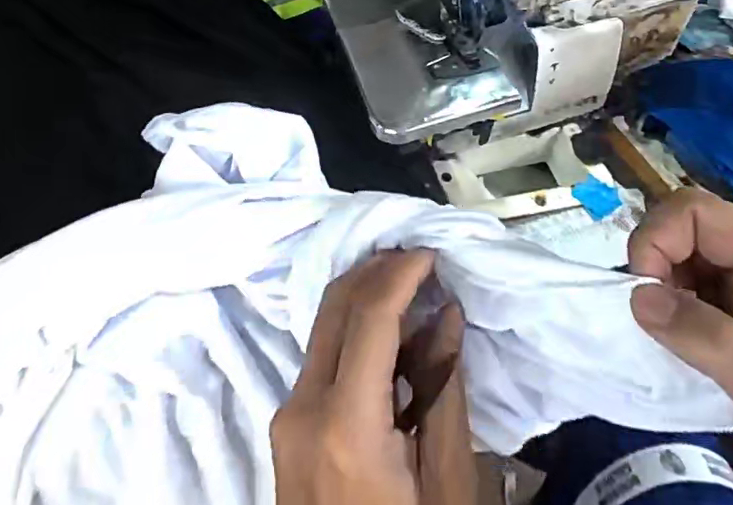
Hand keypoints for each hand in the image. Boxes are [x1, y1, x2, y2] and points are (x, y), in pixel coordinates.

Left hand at [272, 250, 476, 504]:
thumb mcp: (447, 484)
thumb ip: (443, 391)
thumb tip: (446, 316)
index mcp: (343, 423)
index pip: (369, 316)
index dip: (401, 273)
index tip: (430, 251)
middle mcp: (301, 406)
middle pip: (335, 307)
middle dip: (377, 270)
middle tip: (419, 258)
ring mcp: (285, 414)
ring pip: (323, 326)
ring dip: (363, 296)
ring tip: (409, 284)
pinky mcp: (285, 425)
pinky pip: (320, 356)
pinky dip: (353, 330)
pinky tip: (387, 331)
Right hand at [627, 189, 732, 504]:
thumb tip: (641, 295)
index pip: (702, 214)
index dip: (657, 240)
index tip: (641, 299)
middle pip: (693, 232)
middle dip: (654, 266)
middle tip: (646, 326)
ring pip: (693, 266)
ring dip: (661, 292)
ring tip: (661, 346)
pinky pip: (705, 304)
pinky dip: (676, 318)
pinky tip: (680, 355)